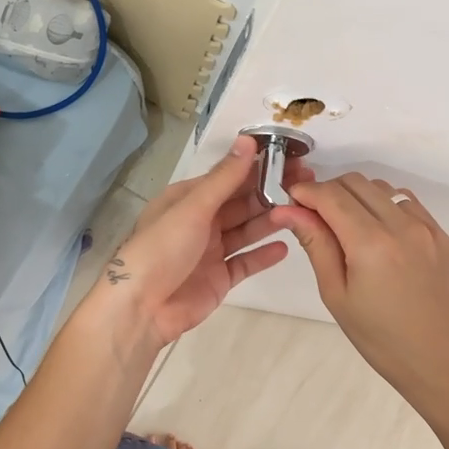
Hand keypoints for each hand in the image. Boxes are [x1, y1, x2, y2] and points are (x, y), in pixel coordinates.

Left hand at [95, 135, 310, 350]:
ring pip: (245, 231)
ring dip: (269, 222)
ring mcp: (209, 251)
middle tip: (306, 186)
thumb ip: (224, 178)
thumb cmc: (162, 249)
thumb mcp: (193, 207)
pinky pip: (245, 262)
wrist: (142, 308)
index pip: (228, 178)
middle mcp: (199, 222)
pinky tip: (285, 247)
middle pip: (239, 204)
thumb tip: (247, 140)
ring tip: (298, 214)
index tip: (291, 160)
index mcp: (187, 199)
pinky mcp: (219, 278)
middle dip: (269, 194)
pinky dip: (263, 256)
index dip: (258, 169)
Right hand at [271, 175, 448, 401]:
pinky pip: (406, 202)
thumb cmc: (381, 338)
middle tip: (312, 217)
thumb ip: (315, 244)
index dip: (305, 192)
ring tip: (344, 227)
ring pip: (381, 188)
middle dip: (327, 191)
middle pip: (355, 182)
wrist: (442, 361)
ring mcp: (426, 227)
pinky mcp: (440, 235)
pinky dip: (383, 205)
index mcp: (370, 243)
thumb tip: (286, 211)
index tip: (290, 204)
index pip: (330, 195)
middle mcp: (401, 225)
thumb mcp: (336, 294)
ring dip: (356, 196)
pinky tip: (375, 232)